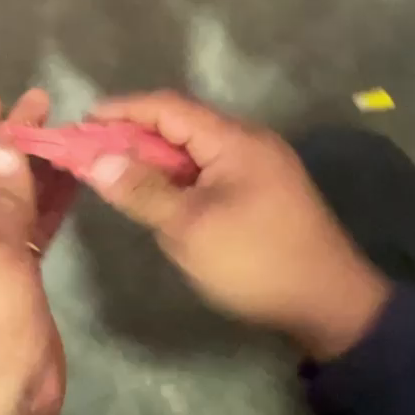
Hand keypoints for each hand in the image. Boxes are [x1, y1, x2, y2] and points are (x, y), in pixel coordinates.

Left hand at [0, 89, 77, 414]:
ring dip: (35, 170)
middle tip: (47, 106)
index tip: (3, 98)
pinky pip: (30, 225)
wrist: (2, 403)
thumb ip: (5, 197)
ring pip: (11, 198)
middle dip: (12, 144)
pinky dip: (48, 203)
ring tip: (67, 133)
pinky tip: (73, 177)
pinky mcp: (15, 271)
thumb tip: (6, 142)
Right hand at [82, 91, 390, 360]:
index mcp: (234, 141)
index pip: (167, 107)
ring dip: (151, 155)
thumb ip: (141, 190)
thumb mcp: (189, 228)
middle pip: (179, 123)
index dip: (122, 110)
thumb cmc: (255, 261)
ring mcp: (258, 166)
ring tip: (113, 169)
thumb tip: (96, 160)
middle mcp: (248, 142)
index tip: (83, 121)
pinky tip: (154, 191)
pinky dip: (173, 173)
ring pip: (192, 147)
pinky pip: (206, 168)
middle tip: (90, 149)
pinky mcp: (260, 190)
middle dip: (131, 132)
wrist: (331, 307)